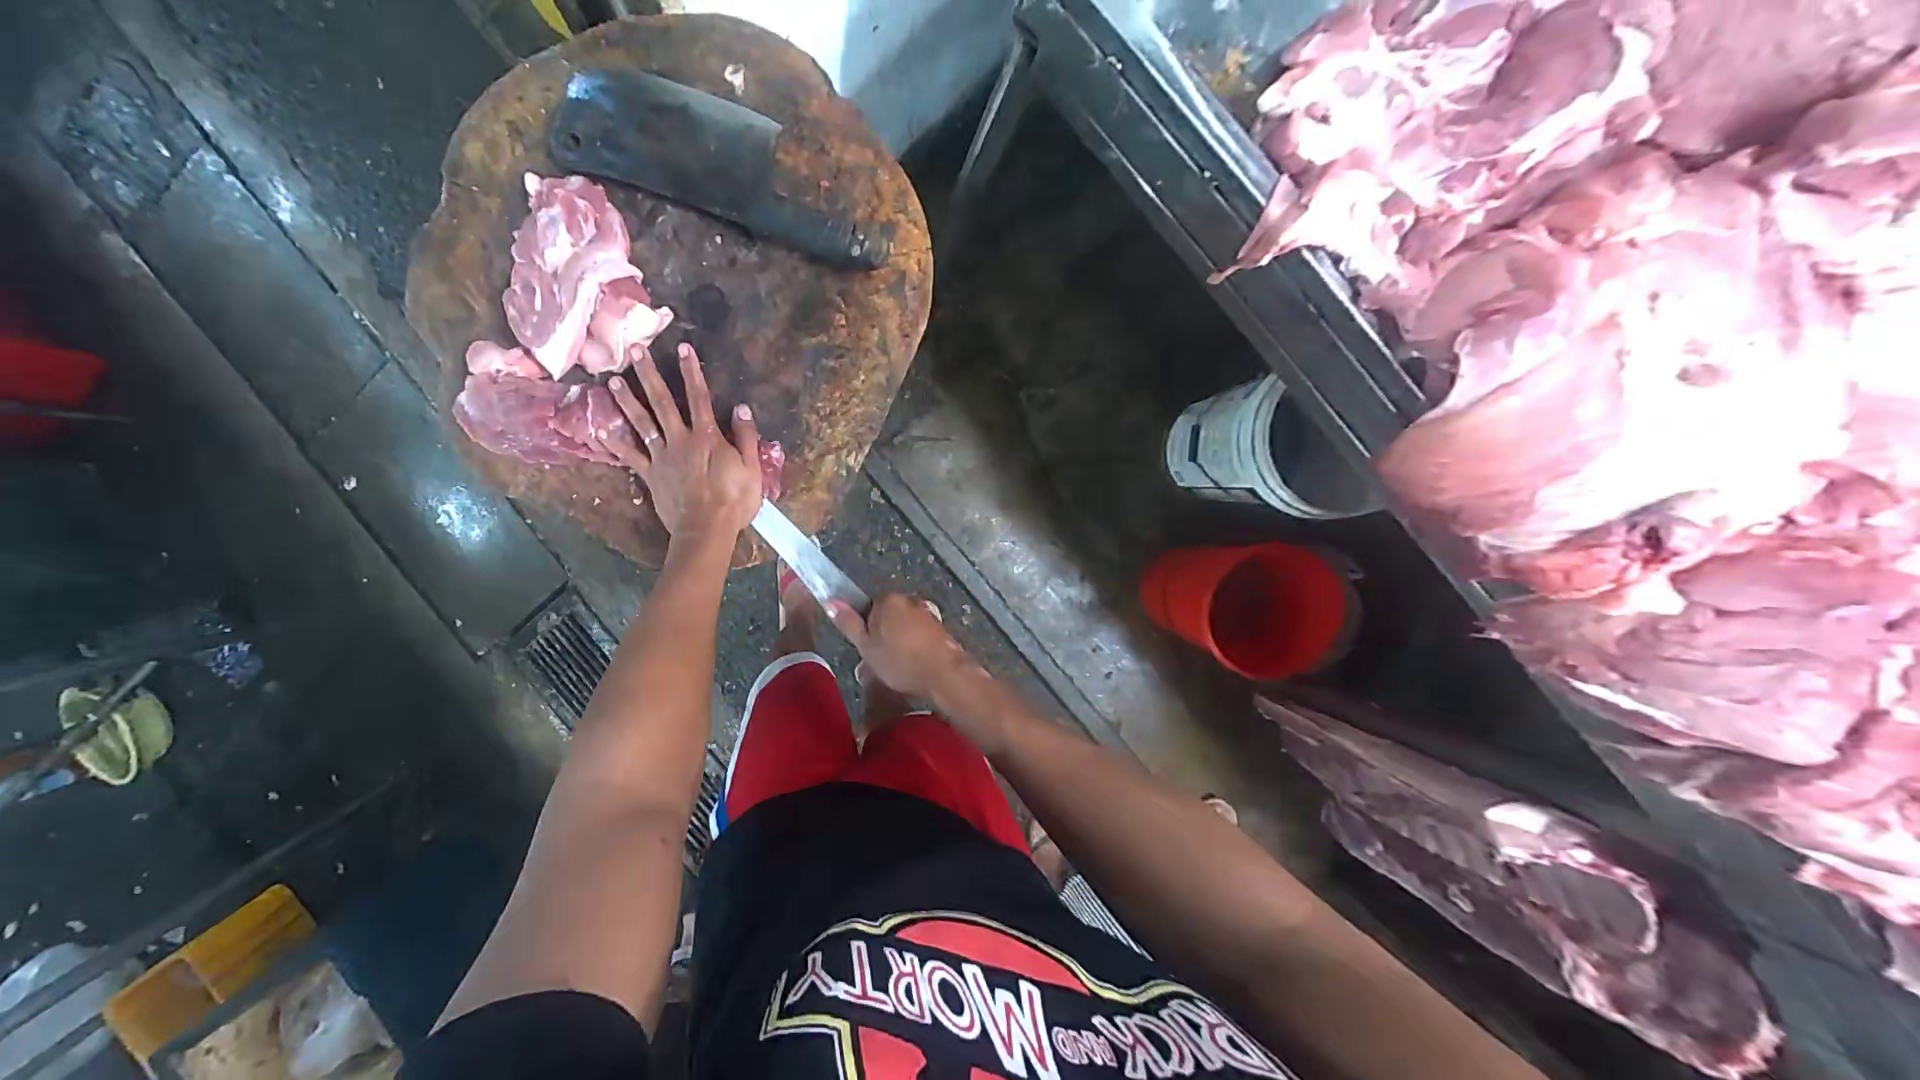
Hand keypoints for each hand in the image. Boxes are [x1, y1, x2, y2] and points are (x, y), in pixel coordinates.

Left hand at [606, 342, 761, 547]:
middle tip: (634, 350)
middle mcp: (680, 439)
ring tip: (612, 380)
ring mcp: (662, 456)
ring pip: (641, 423)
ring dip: (627, 401)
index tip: (683, 348)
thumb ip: (746, 437)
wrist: (706, 529)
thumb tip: (741, 408)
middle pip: (662, 402)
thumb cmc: (734, 500)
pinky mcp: (650, 475)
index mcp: (707, 436)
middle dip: (648, 374)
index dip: (691, 371)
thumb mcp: (752, 468)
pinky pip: (630, 456)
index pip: (699, 396)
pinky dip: (615, 444)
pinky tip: (600, 431)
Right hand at [827, 593, 976, 702]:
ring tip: (896, 671)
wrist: (943, 674)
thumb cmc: (899, 660)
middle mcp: (910, 599)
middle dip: (883, 636)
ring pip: (905, 627)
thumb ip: (849, 624)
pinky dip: (915, 648)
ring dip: (899, 644)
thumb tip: (831, 601)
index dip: (865, 628)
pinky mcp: (941, 628)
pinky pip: (920, 636)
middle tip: (878, 664)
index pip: (869, 606)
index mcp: (888, 599)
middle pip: (888, 616)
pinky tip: (914, 667)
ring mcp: (928, 613)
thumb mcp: (865, 646)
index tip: (866, 648)